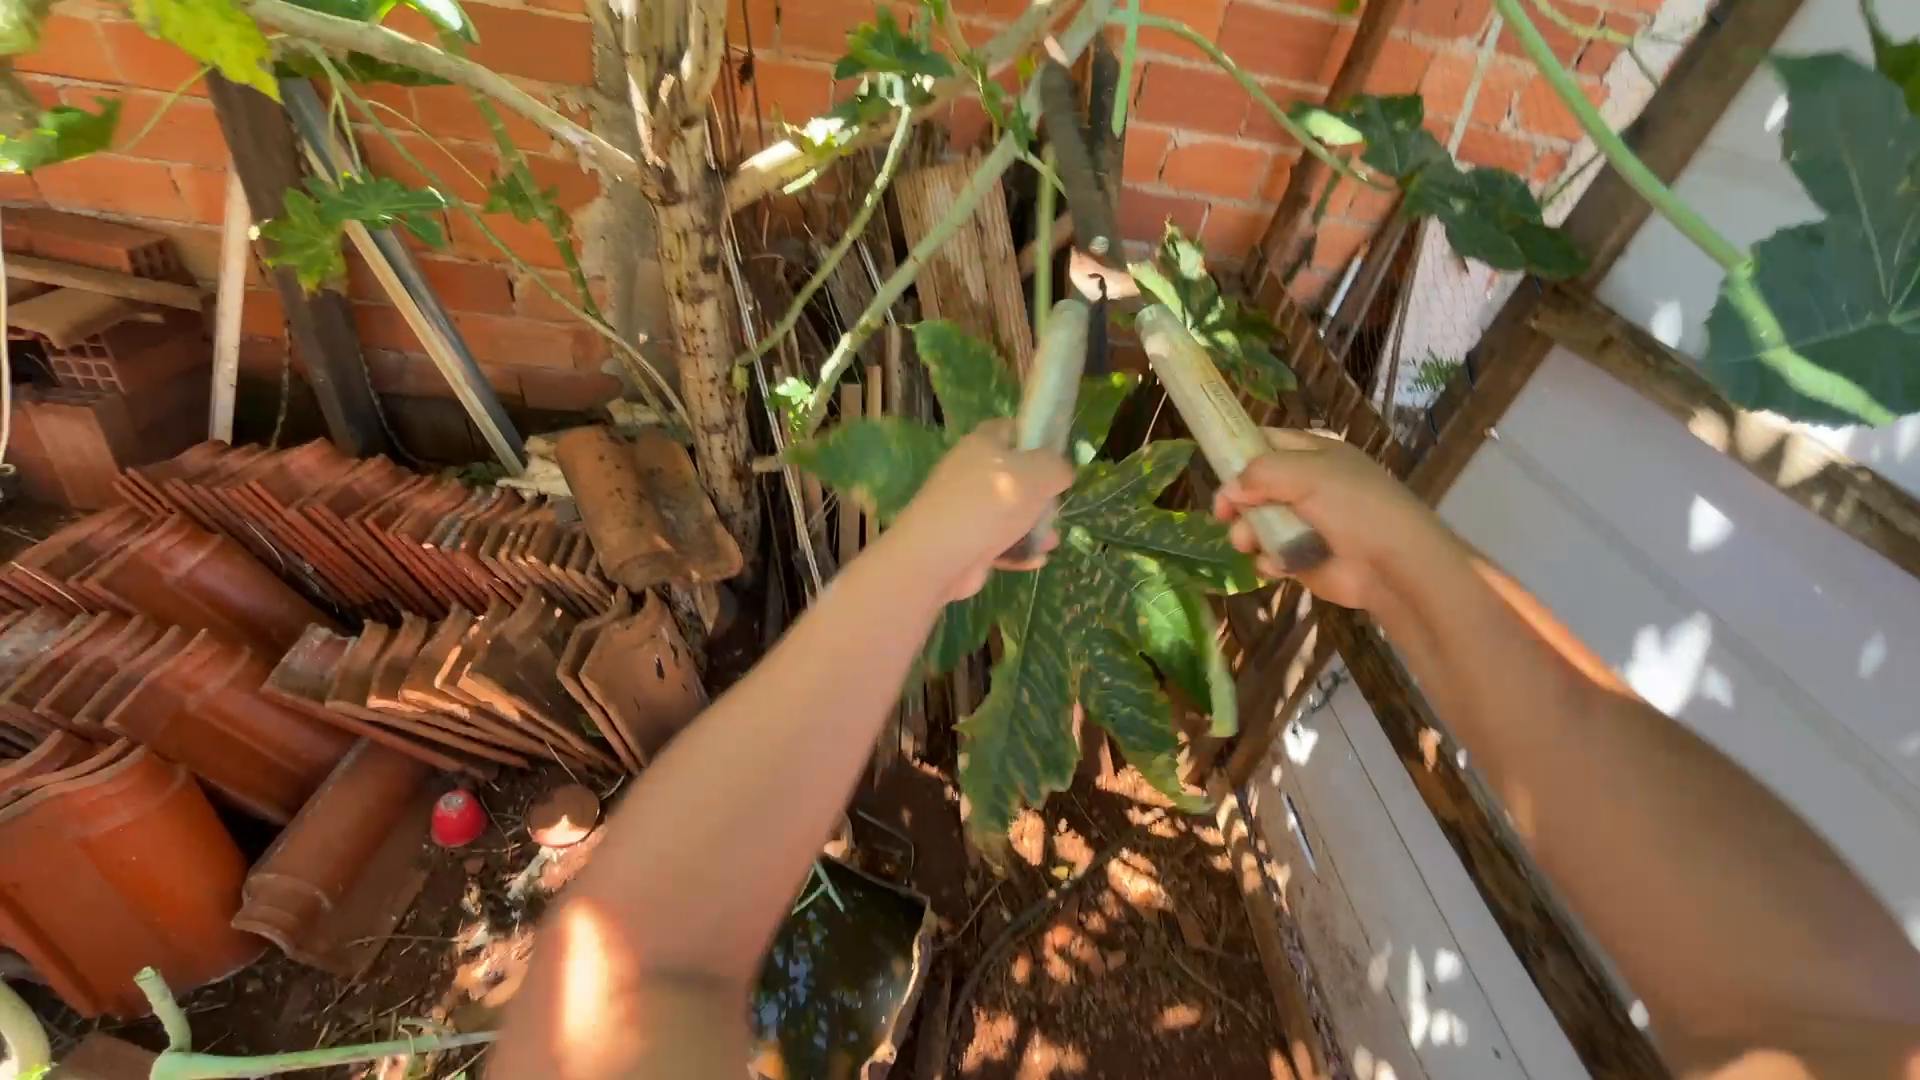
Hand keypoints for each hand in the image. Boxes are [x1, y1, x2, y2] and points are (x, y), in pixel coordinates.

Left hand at [893, 419, 1074, 600]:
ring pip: (1007, 512)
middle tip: (1056, 506)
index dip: (1036, 438)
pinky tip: (1035, 560)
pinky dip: (1016, 550)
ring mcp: (963, 508)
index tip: (1057, 458)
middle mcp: (969, 471)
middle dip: (1039, 494)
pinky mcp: (962, 540)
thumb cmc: (990, 504)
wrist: (940, 556)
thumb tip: (1060, 472)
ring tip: (1050, 541)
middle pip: (1013, 475)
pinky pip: (997, 541)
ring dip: (1033, 527)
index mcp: (982, 443)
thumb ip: (1056, 466)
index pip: (1012, 429)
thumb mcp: (1037, 474)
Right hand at [1212, 428, 1447, 611]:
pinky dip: (1267, 560)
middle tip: (1224, 513)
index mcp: (1313, 455)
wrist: (1391, 564)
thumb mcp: (1308, 473)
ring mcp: (1302, 523)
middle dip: (1236, 500)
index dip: (1239, 450)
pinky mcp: (1299, 557)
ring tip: (1248, 543)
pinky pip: (1268, 554)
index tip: (1215, 465)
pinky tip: (1277, 565)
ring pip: (1255, 522)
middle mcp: (1306, 486)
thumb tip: (1229, 491)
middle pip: (1253, 486)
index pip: (1267, 442)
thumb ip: (1261, 473)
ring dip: (1246, 533)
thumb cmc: (1354, 506)